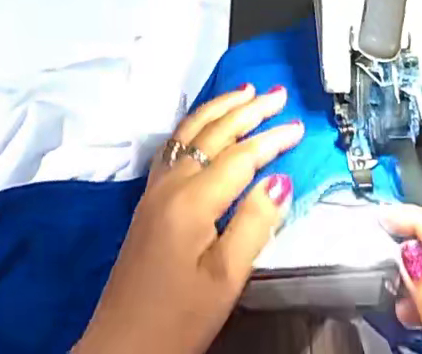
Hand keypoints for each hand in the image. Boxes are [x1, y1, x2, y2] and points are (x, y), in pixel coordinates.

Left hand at [73, 84, 306, 353]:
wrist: (123, 341)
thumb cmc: (180, 316)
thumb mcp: (226, 279)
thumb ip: (254, 224)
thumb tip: (279, 178)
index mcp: (193, 200)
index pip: (240, 157)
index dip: (271, 139)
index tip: (298, 125)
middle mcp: (172, 180)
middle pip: (213, 133)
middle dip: (246, 110)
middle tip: (276, 94)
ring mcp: (157, 185)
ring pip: (190, 131)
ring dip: (219, 108)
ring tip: (244, 92)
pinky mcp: (149, 195)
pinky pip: (175, 144)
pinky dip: (195, 124)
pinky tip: (203, 124)